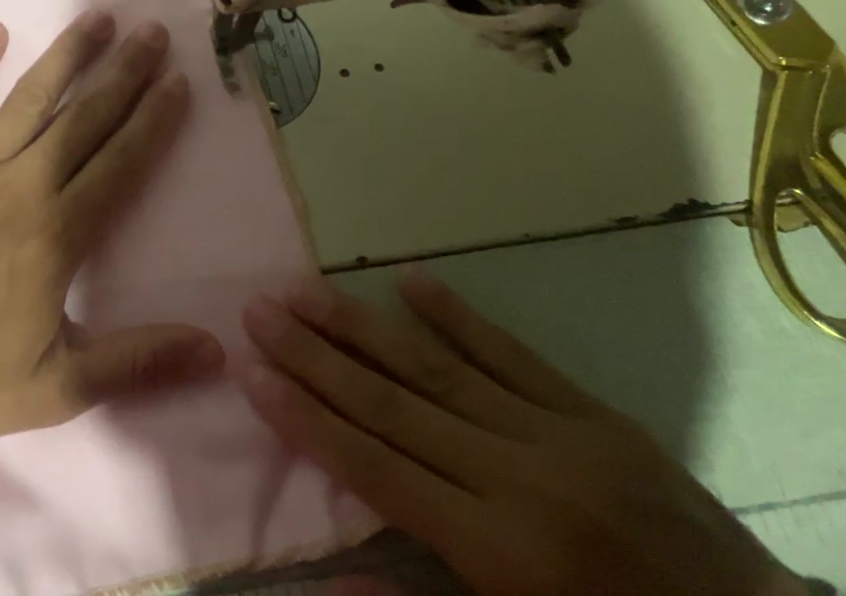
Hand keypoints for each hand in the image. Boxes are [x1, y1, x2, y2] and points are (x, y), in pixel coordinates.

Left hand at [0, 12, 224, 508]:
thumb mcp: (56, 388)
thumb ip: (137, 362)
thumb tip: (219, 349)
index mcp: (57, 235)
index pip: (121, 165)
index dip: (155, 122)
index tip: (180, 82)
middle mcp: (19, 186)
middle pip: (83, 120)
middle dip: (124, 74)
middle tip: (154, 32)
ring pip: (28, 100)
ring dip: (66, 57)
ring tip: (97, 18)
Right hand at [240, 272, 806, 595]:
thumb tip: (324, 577)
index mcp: (496, 549)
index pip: (373, 465)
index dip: (304, 416)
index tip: (250, 371)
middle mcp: (517, 479)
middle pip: (391, 405)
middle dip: (315, 354)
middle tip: (259, 308)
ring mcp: (559, 436)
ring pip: (437, 368)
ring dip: (362, 324)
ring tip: (306, 287)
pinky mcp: (595, 413)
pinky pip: (514, 355)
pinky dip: (458, 316)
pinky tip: (410, 278)